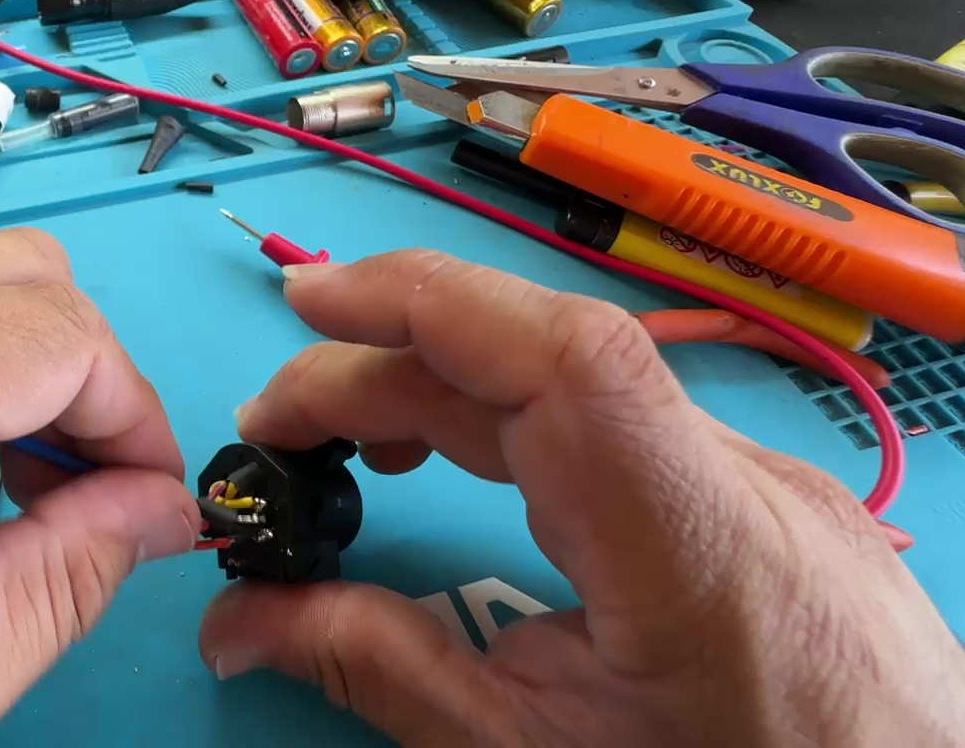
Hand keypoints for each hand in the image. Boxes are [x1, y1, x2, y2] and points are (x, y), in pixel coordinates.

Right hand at [199, 251, 964, 747]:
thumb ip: (371, 665)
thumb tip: (229, 627)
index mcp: (693, 543)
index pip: (558, 357)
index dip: (419, 298)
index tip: (303, 300)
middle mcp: (725, 474)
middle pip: (513, 357)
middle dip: (367, 372)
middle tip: (269, 431)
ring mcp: (734, 467)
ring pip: (536, 371)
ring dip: (409, 384)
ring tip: (326, 441)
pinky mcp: (720, 480)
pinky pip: (570, 406)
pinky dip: (467, 410)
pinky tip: (421, 453)